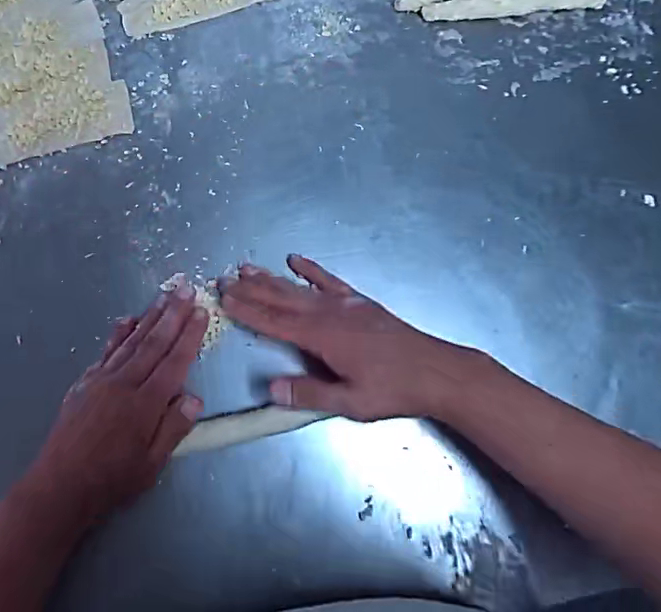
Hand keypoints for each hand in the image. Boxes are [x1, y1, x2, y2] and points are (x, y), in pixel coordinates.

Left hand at [19, 289, 207, 527]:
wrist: (61, 482)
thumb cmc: (111, 479)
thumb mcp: (151, 465)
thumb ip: (173, 428)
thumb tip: (194, 397)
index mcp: (145, 403)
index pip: (174, 362)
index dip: (189, 335)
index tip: (201, 311)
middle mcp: (124, 382)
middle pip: (153, 342)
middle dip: (172, 314)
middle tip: (186, 288)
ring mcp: (103, 378)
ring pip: (131, 340)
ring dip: (150, 316)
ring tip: (164, 296)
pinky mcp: (87, 380)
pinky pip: (108, 350)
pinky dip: (120, 332)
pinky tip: (127, 320)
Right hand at [220, 254, 485, 420]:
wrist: (436, 370)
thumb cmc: (393, 390)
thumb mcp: (352, 403)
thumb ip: (310, 394)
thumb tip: (272, 389)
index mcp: (320, 337)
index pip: (273, 322)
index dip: (247, 310)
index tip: (224, 299)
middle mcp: (326, 313)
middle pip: (279, 298)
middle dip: (249, 289)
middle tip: (223, 279)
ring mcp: (341, 303)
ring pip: (297, 287)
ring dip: (269, 278)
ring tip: (245, 267)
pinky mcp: (356, 301)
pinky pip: (327, 280)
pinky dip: (309, 269)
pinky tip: (294, 259)